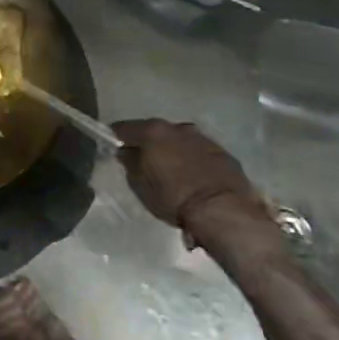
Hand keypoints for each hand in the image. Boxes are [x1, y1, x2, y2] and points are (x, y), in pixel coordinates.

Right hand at [111, 119, 277, 253]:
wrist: (224, 211)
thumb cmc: (173, 196)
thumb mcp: (139, 184)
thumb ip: (130, 162)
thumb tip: (126, 152)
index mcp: (154, 131)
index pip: (125, 128)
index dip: (116, 137)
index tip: (113, 146)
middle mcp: (179, 127)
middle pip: (156, 132)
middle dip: (149, 144)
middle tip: (145, 163)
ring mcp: (204, 139)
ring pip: (180, 141)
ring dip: (174, 152)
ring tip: (173, 173)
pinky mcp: (225, 155)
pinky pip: (201, 154)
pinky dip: (194, 162)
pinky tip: (194, 180)